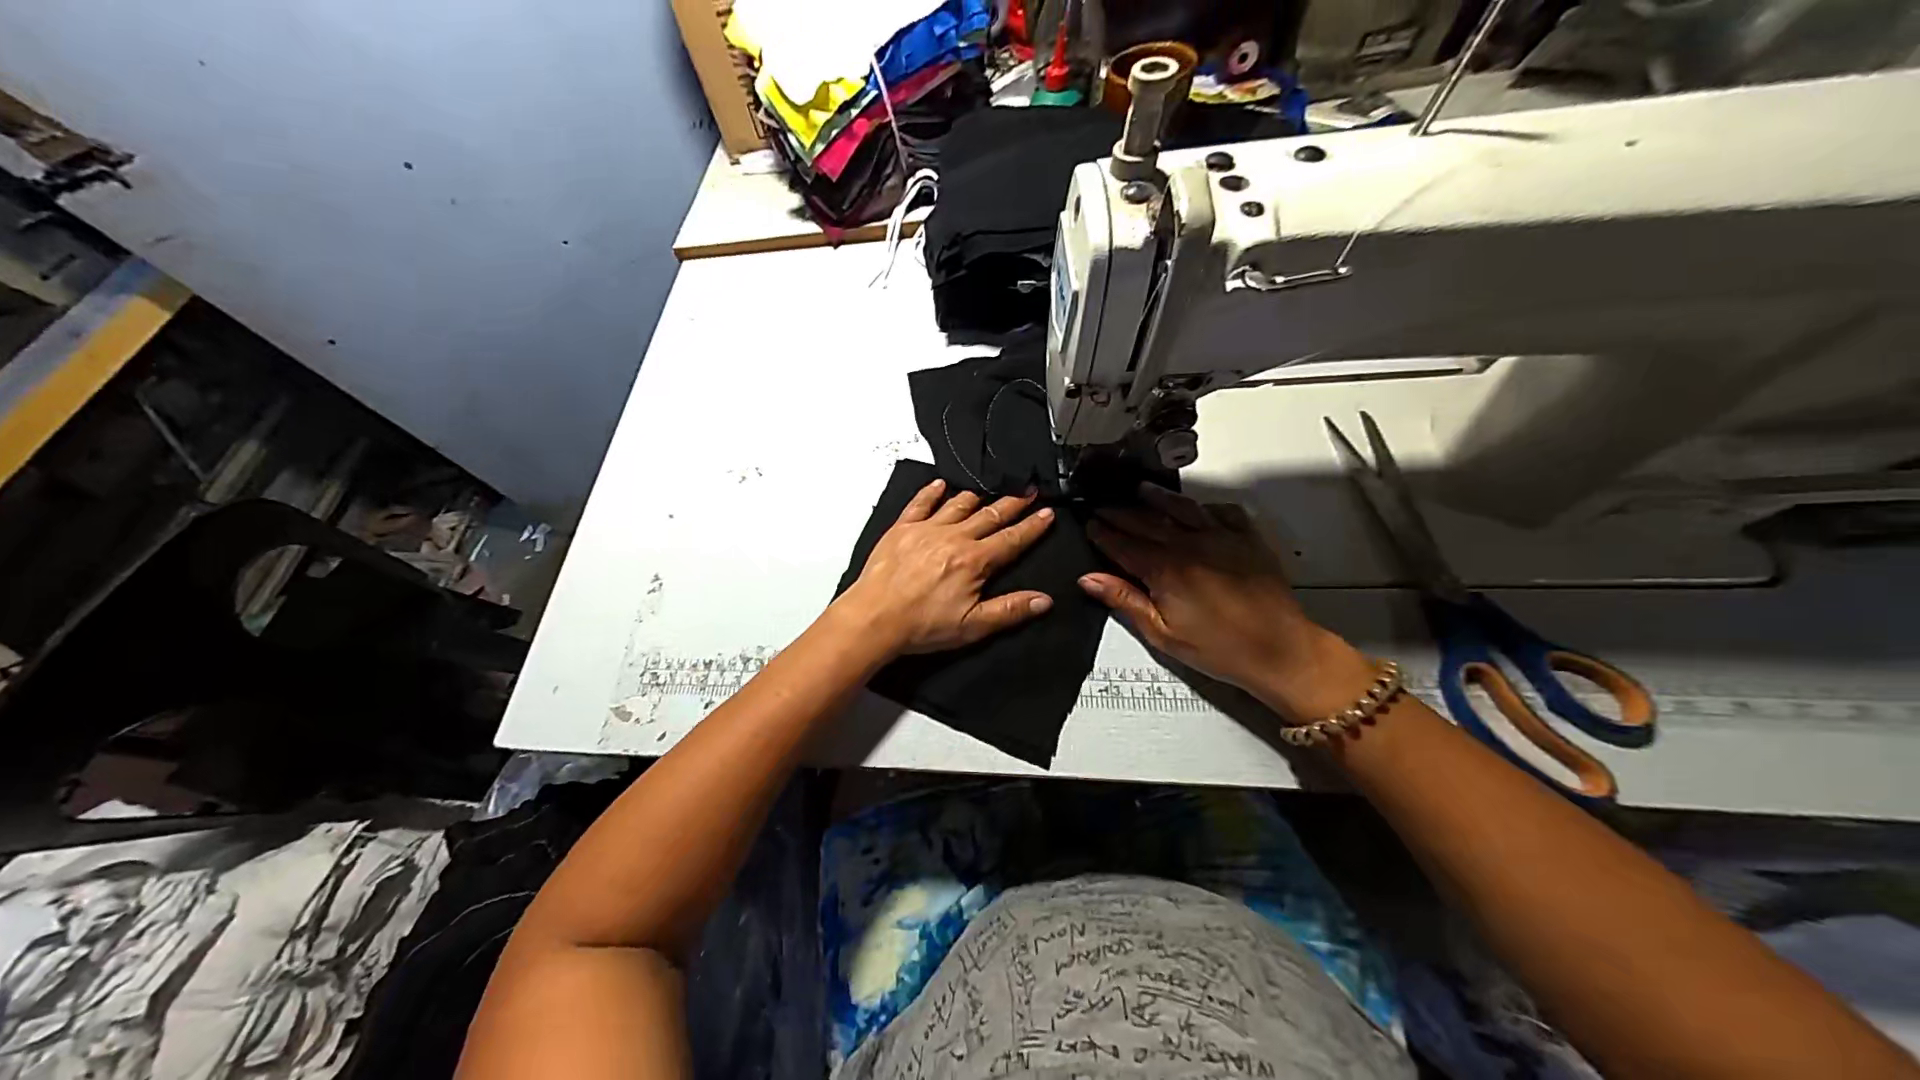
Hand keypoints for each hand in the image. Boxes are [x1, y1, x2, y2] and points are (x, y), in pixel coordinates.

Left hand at [837, 479, 1056, 654]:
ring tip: (989, 490)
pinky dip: (932, 492)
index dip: (1032, 526)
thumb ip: (1010, 610)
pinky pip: (921, 504)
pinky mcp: (902, 529)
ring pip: (958, 505)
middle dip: (1013, 504)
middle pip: (990, 515)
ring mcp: (926, 530)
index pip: (1012, 539)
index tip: (1046, 514)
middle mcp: (953, 538)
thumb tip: (1042, 601)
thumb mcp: (973, 625)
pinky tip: (939, 485)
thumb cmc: (920, 624)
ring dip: (977, 497)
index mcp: (974, 561)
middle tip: (1028, 492)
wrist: (875, 617)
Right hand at [1079, 483, 1373, 719]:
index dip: (1103, 533)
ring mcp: (1221, 537)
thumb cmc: (1224, 648)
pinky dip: (1203, 506)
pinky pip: (1220, 511)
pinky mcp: (1246, 539)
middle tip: (1103, 508)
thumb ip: (1125, 600)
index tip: (1091, 525)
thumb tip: (1091, 580)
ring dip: (1157, 498)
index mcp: (1166, 569)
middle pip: (1145, 521)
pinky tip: (1195, 507)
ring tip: (1140, 491)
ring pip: (1180, 508)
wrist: (1280, 649)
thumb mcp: (1162, 634)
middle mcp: (1191, 545)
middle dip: (1120, 513)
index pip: (1123, 544)